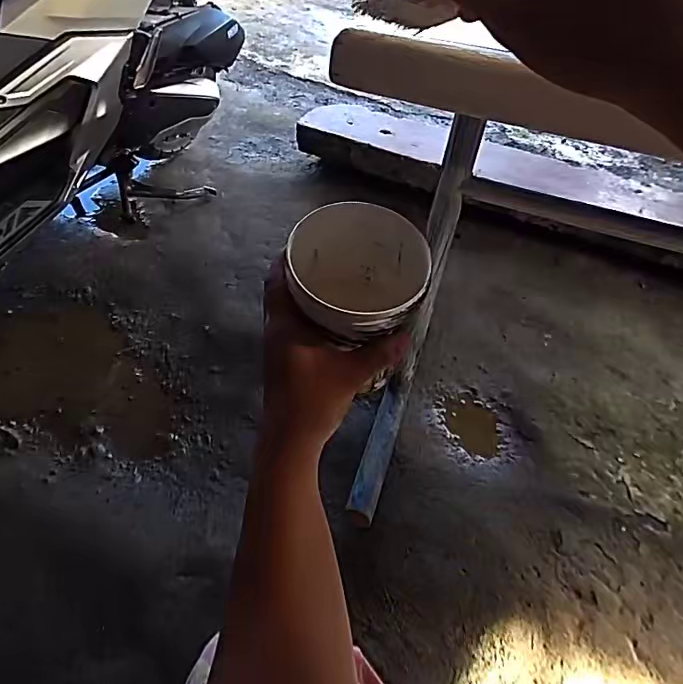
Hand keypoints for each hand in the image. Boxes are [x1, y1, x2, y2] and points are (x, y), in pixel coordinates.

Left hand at [260, 263, 408, 452]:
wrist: (290, 441)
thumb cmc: (312, 403)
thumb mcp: (351, 374)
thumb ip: (379, 353)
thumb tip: (406, 336)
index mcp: (283, 325)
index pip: (276, 280)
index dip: (286, 258)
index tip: (305, 242)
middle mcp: (275, 330)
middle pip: (279, 289)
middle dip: (298, 271)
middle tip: (325, 258)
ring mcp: (277, 345)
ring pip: (285, 307)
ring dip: (301, 292)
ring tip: (329, 280)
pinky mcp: (284, 358)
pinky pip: (291, 323)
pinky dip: (305, 312)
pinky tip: (329, 316)